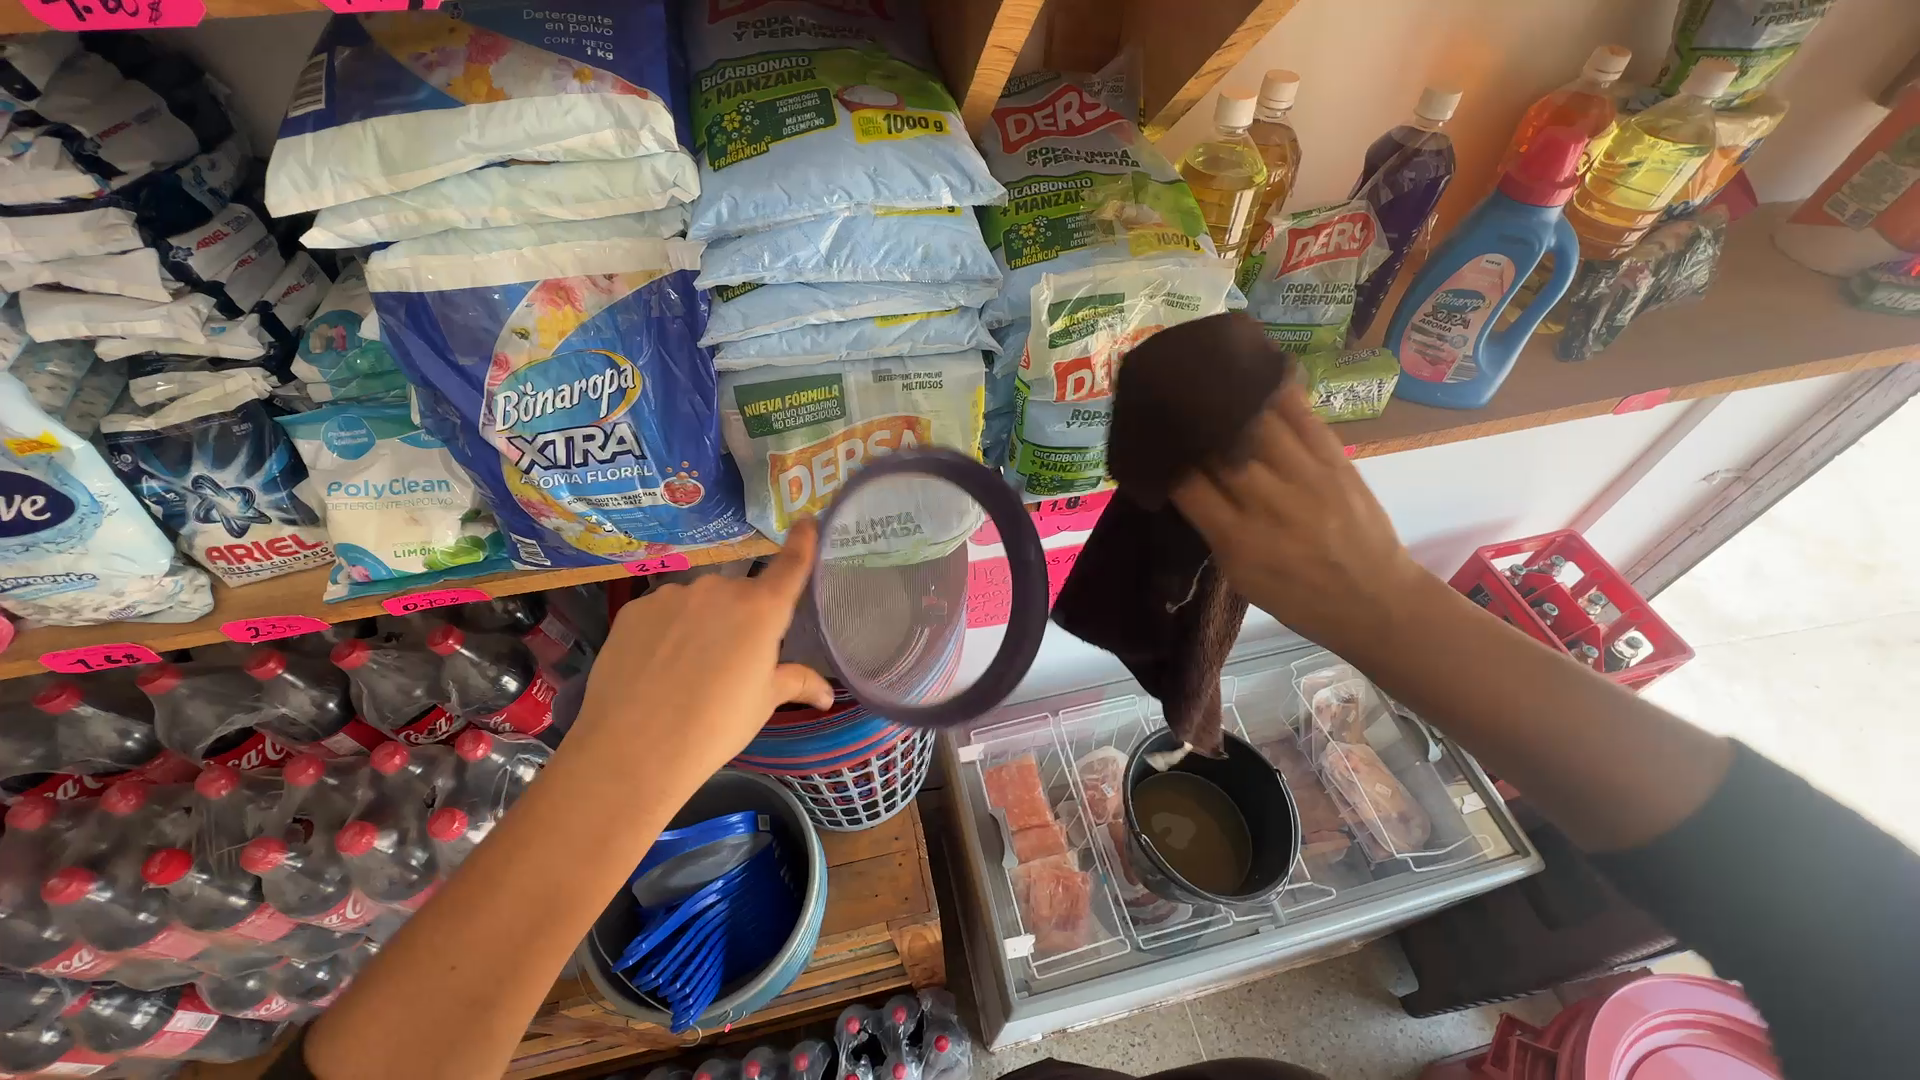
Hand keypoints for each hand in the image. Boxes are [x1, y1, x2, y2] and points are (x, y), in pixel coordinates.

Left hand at [563, 520, 833, 799]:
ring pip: (698, 602)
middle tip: (732, 660)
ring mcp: (672, 595)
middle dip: (741, 617)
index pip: (791, 564)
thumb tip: (827, 694)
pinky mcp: (634, 608)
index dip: (802, 542)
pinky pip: (663, 612)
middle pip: (740, 593)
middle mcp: (719, 589)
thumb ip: (797, 682)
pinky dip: (666, 631)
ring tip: (687, 669)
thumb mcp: (763, 703)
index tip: (806, 521)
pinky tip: (656, 666)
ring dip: (701, 623)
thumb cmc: (715, 726)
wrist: (633, 749)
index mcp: (761, 609)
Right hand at [1172, 384, 1428, 657]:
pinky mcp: (1336, 460)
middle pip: (1219, 450)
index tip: (1152, 445)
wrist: (1374, 600)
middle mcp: (1269, 503)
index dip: (1166, 461)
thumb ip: (1213, 529)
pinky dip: (1277, 392)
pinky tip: (1256, 372)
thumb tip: (1186, 484)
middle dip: (1192, 425)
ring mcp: (1307, 478)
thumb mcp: (1241, 576)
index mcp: (1238, 539)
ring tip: (1205, 380)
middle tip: (1170, 401)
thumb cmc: (1298, 597)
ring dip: (1227, 402)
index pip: (1187, 486)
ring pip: (1257, 425)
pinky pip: (1303, 416)